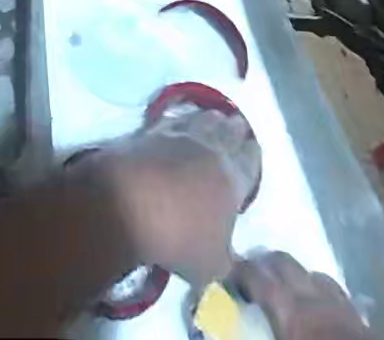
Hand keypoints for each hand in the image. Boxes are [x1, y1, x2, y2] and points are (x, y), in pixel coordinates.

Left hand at [97, 107, 260, 282]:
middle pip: (231, 130)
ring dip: (211, 119)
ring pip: (205, 117)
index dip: (252, 155)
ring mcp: (183, 134)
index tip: (251, 153)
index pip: (251, 158)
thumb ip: (226, 259)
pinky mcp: (154, 129)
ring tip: (212, 120)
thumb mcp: (211, 265)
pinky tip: (179, 125)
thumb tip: (230, 260)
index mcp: (234, 178)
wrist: (130, 204)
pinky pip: (176, 119)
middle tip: (235, 129)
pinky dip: (182, 120)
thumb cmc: (179, 237)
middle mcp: (213, 149)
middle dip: (234, 130)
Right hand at [232, 252, 372, 339]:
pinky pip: (332, 289)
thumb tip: (235, 330)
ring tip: (281, 286)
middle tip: (249, 275)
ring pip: (310, 271)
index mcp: (288, 309)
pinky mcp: (355, 314)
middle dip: (264, 262)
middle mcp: (310, 295)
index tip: (224, 273)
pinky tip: (316, 301)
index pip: (257, 276)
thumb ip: (262, 332)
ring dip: (292, 273)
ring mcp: (336, 301)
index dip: (238, 271)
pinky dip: (318, 287)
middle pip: (283, 261)